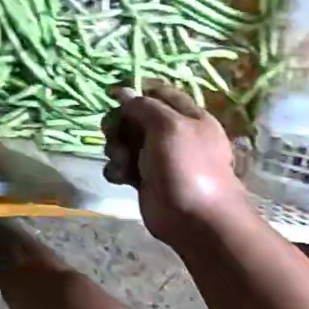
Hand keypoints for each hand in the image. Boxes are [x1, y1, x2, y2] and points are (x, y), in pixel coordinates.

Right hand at [101, 81, 247, 239]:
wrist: (194, 218)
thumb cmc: (187, 166)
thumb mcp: (169, 127)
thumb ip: (144, 106)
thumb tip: (122, 90)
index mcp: (187, 116)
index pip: (159, 93)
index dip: (136, 94)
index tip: (114, 97)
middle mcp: (171, 134)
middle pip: (134, 118)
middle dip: (119, 125)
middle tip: (115, 135)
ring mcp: (156, 157)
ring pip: (123, 142)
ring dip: (116, 149)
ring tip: (123, 162)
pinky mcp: (143, 179)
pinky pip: (121, 166)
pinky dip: (117, 170)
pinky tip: (121, 178)